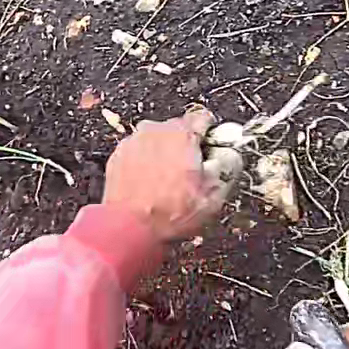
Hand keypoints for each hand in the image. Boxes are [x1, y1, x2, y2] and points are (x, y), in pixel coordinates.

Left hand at [102, 108, 239, 241]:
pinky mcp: (118, 157)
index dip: (212, 138)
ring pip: (158, 142)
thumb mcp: (215, 192)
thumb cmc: (171, 212)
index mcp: (182, 133)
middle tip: (191, 176)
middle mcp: (155, 130)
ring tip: (168, 186)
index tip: (213, 154)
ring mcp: (133, 142)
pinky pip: (140, 153)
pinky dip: (146, 165)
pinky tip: (150, 187)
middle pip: (179, 130)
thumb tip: (230, 153)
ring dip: (165, 156)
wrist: (129, 230)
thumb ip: (229, 164)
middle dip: (187, 148)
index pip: (204, 119)